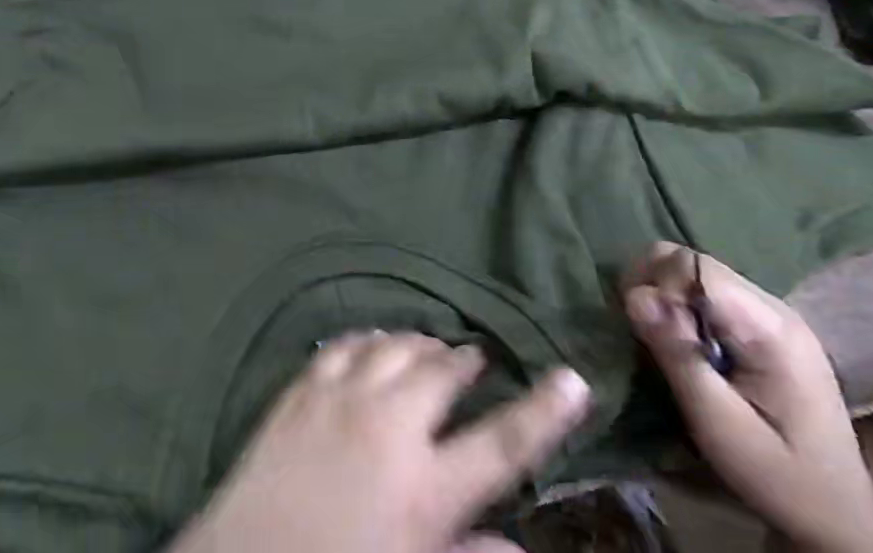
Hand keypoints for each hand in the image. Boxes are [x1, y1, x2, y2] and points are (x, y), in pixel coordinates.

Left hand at [168, 331, 591, 552]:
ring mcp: (339, 400)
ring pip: (394, 347)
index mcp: (425, 488)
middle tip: (475, 361)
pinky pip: (343, 345)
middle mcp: (388, 428)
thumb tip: (520, 548)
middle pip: (442, 373)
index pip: (502, 442)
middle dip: (465, 361)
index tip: (572, 377)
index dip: (544, 409)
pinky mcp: (300, 391)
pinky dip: (367, 339)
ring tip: (431, 349)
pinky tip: (374, 343)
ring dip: (419, 344)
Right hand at [623, 244, 872, 552]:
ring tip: (660, 344)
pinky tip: (684, 348)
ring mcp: (771, 314)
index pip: (694, 267)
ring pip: (696, 275)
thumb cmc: (778, 476)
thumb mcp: (720, 425)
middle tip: (641, 333)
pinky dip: (683, 311)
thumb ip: (678, 355)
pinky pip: (708, 295)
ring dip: (667, 300)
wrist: (837, 515)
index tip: (637, 324)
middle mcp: (773, 307)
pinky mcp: (764, 327)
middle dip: (654, 287)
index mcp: (769, 327)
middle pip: (693, 263)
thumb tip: (634, 295)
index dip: (655, 283)